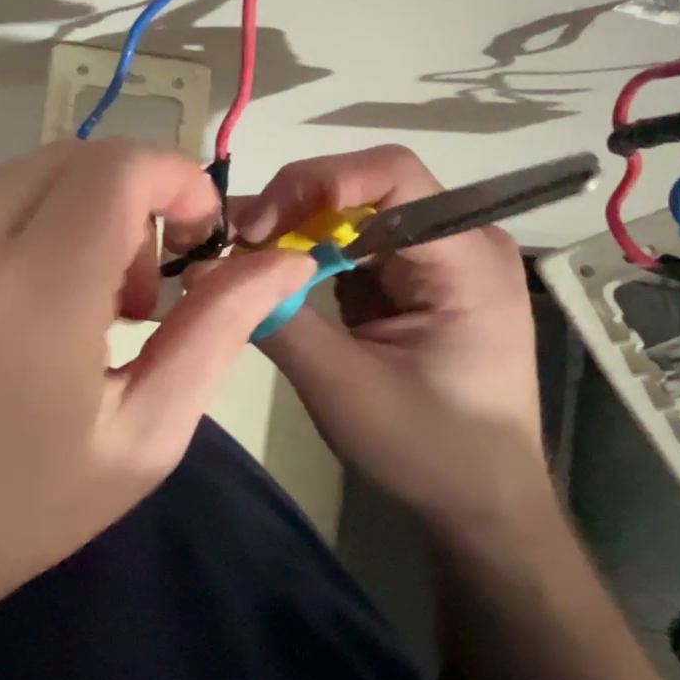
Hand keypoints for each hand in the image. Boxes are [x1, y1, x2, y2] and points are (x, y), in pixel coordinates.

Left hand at [0, 139, 316, 620]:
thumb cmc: (13, 510)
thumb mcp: (139, 437)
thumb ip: (213, 333)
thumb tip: (281, 264)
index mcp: (33, 289)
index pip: (118, 166)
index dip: (173, 179)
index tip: (192, 235)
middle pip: (66, 160)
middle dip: (120, 203)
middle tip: (125, 297)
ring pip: (10, 183)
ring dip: (57, 220)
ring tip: (58, 313)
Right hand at [231, 146, 550, 538]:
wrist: (479, 504)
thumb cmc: (427, 449)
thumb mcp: (342, 387)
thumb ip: (275, 320)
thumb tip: (201, 270)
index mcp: (466, 259)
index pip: (393, 175)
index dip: (316, 182)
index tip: (259, 227)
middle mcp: (458, 241)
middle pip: (365, 186)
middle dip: (292, 206)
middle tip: (234, 243)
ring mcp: (435, 259)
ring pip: (351, 211)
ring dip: (292, 229)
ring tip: (237, 257)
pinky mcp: (410, 279)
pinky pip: (349, 243)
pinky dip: (303, 253)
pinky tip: (265, 273)